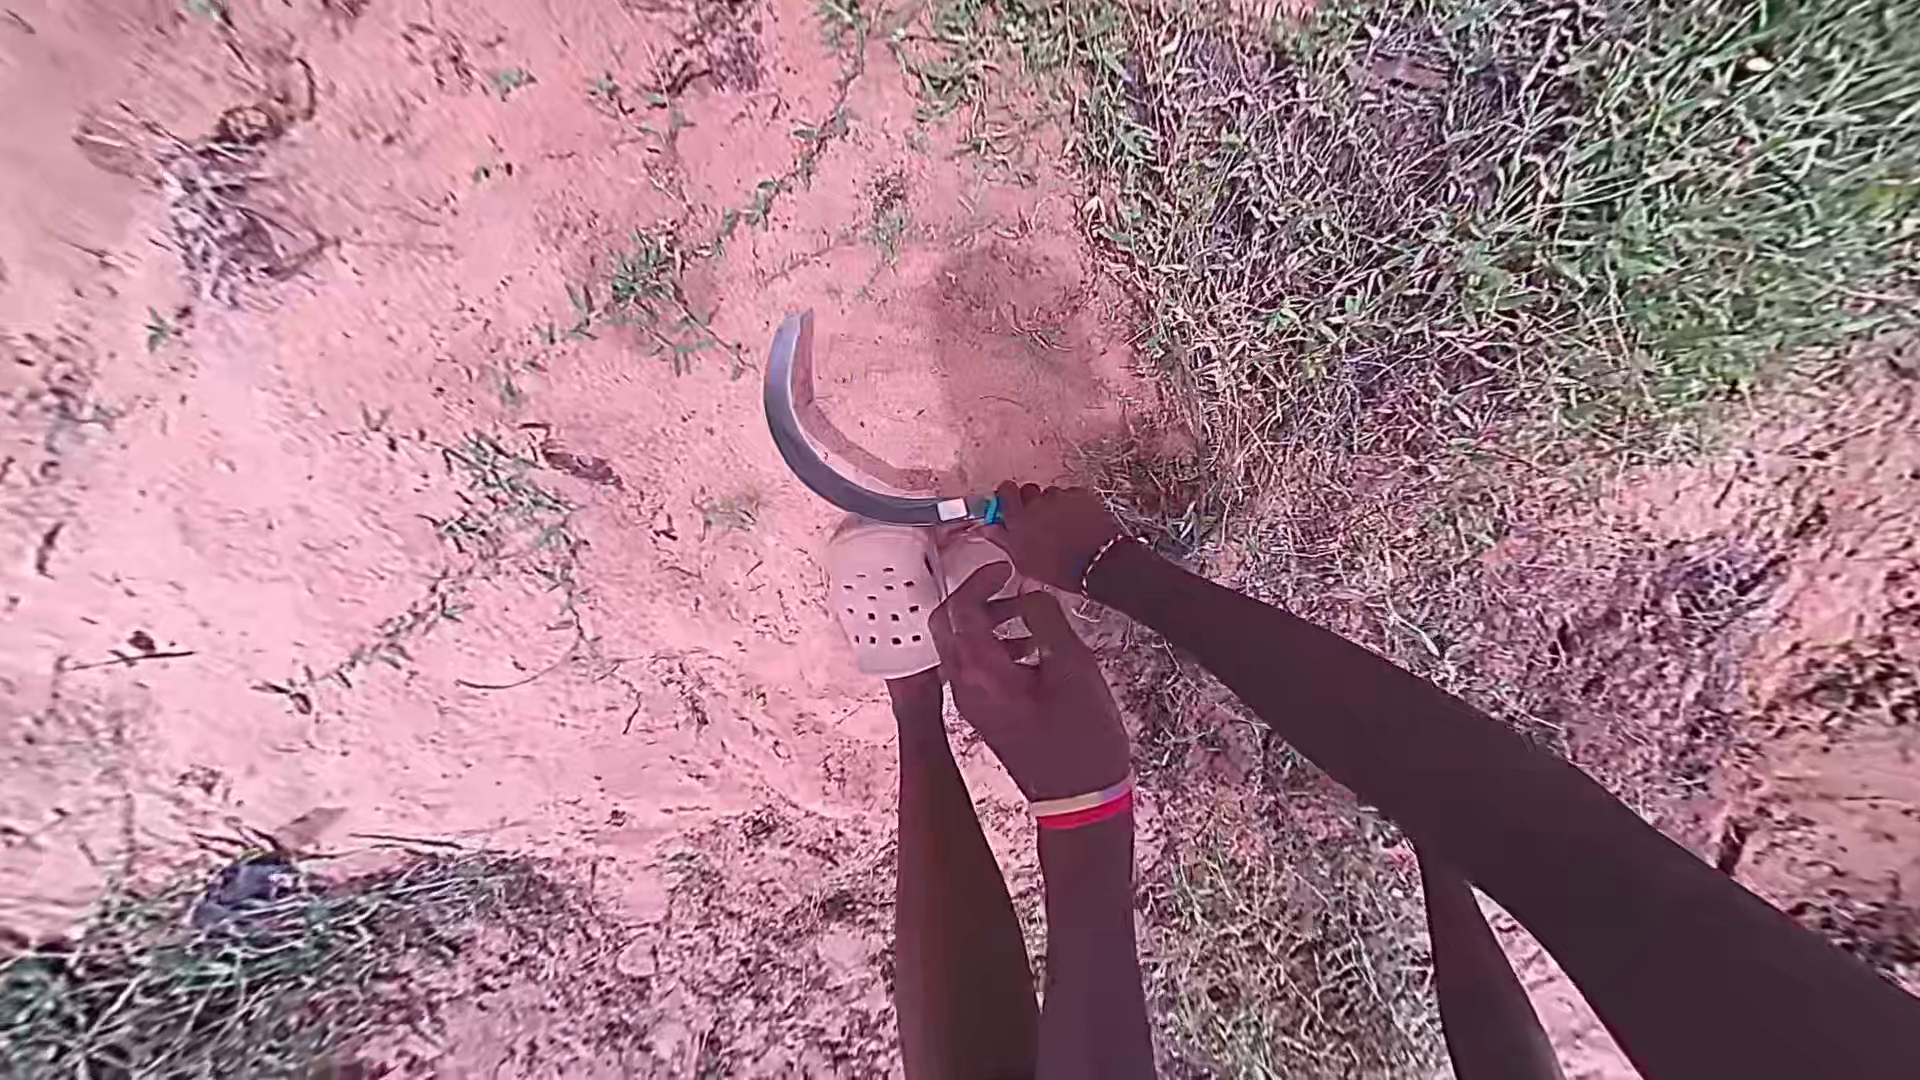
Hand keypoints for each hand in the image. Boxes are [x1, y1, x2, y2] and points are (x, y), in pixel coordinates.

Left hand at [929, 563, 1130, 801]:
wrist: (1081, 801)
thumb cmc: (1082, 737)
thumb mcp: (1073, 667)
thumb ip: (1046, 619)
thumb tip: (1028, 591)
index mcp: (980, 673)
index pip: (960, 610)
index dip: (980, 581)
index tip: (1006, 569)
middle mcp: (965, 686)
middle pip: (950, 626)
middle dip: (976, 599)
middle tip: (1009, 586)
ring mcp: (972, 702)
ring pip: (962, 645)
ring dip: (988, 622)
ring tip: (1031, 616)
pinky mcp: (986, 711)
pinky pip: (977, 666)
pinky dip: (996, 645)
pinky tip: (1035, 646)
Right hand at [985, 482, 1123, 592]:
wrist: (1097, 563)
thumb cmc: (1060, 568)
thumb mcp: (1023, 561)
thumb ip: (1003, 539)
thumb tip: (989, 529)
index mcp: (1018, 517)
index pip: (1005, 490)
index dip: (1007, 496)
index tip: (1009, 504)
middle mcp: (1037, 502)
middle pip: (1028, 490)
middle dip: (1030, 501)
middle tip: (1036, 520)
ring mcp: (1060, 497)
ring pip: (1050, 494)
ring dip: (1052, 505)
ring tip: (1060, 526)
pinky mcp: (1080, 495)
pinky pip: (1071, 495)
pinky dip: (1072, 505)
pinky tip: (1075, 522)